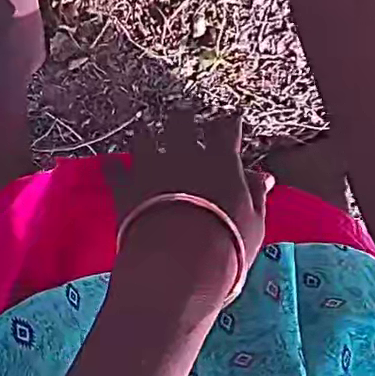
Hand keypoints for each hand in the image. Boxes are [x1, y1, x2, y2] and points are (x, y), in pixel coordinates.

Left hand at [105, 112, 271, 312]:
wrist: (178, 261)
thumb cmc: (227, 245)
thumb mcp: (253, 223)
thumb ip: (255, 196)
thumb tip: (262, 178)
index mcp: (220, 161)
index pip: (226, 130)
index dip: (228, 122)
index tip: (229, 118)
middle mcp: (183, 156)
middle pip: (180, 123)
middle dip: (182, 117)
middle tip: (182, 114)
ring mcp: (150, 168)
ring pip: (144, 139)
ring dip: (146, 135)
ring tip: (145, 132)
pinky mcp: (124, 185)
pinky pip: (113, 168)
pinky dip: (113, 166)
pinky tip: (112, 164)